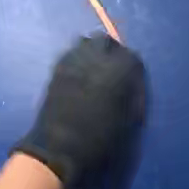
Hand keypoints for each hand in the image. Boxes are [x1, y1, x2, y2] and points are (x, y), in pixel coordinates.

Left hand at [14, 35, 146, 182]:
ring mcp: (72, 61)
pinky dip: (76, 59)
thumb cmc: (101, 140)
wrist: (60, 148)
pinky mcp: (56, 69)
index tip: (131, 79)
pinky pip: (70, 54)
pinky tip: (78, 76)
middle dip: (111, 51)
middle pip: (105, 41)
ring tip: (94, 71)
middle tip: (112, 70)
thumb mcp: (129, 119)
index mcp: (118, 71)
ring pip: (85, 42)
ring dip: (92, 52)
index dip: (132, 67)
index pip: (131, 56)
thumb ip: (132, 93)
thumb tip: (132, 82)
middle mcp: (95, 59)